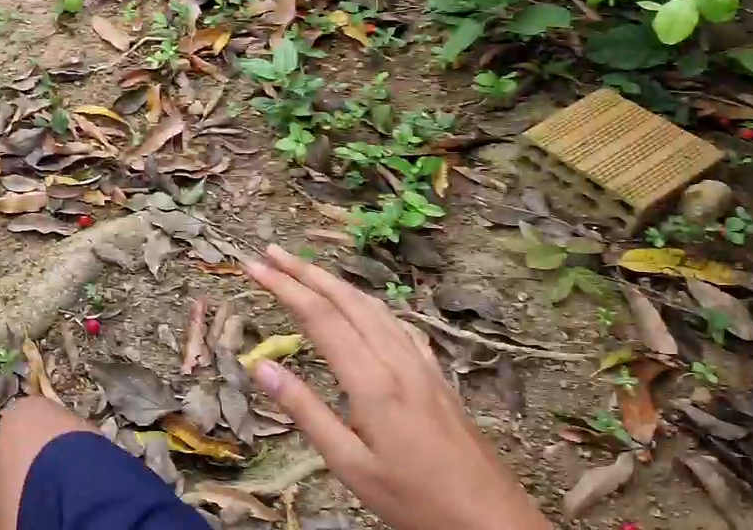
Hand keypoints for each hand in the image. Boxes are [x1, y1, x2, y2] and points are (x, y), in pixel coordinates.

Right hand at [244, 244, 549, 529]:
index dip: (283, 286)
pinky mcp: (440, 380)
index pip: (320, 317)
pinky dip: (369, 304)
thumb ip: (305, 411)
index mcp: (373, 382)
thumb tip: (259, 366)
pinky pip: (399, 326)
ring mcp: (424, 369)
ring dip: (336, 282)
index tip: (252, 266)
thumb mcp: (351, 466)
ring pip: (375, 308)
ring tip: (305, 269)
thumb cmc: (418, 502)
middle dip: (305, 271)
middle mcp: (399, 363)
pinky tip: (364, 307)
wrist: (500, 529)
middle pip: (347, 301)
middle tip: (269, 251)